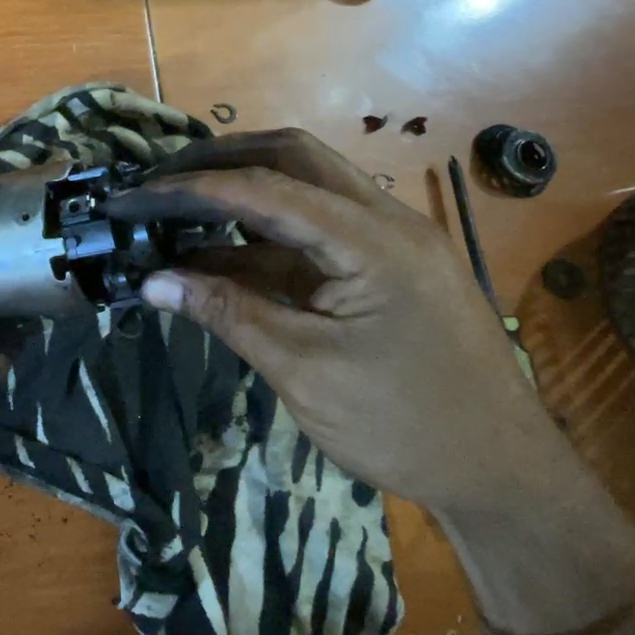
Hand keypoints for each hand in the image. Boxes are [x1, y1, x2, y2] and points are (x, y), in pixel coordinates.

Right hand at [110, 129, 561, 513]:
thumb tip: (151, 281)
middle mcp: (386, 222)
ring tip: (172, 210)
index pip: (267, 189)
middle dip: (218, 162)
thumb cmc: (405, 425)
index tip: (133, 198)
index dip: (191, 188)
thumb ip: (226, 314)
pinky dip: (256, 236)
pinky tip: (210, 256)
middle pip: (292, 158)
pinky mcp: (379, 269)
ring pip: (301, 188)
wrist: (502, 476)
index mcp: (375, 242)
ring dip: (237, 192)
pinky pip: (309, 233)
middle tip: (156, 182)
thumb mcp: (303, 369)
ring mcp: (386, 243)